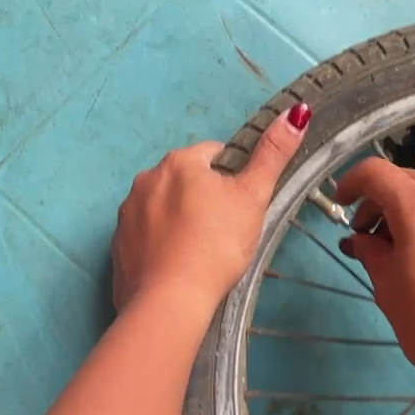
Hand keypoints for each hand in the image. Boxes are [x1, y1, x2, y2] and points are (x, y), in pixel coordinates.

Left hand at [112, 103, 310, 313]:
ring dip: (182, 219)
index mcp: (179, 161)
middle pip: (188, 179)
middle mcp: (147, 178)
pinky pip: (147, 234)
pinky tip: (178, 265)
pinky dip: (162, 243)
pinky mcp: (117, 246)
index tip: (241, 207)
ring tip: (201, 251)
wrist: (169, 303)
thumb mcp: (254, 196)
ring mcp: (126, 213)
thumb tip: (296, 111)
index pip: (215, 155)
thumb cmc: (217, 244)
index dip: (235, 179)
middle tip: (226, 231)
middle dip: (206, 198)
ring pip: (165, 206)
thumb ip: (273, 153)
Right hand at [336, 159, 414, 397]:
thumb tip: (363, 240)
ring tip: (399, 250)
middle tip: (366, 236)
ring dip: (408, 210)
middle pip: (406, 181)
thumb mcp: (388, 288)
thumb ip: (371, 252)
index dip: (351, 182)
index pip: (376, 173)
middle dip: (380, 201)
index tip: (341, 203)